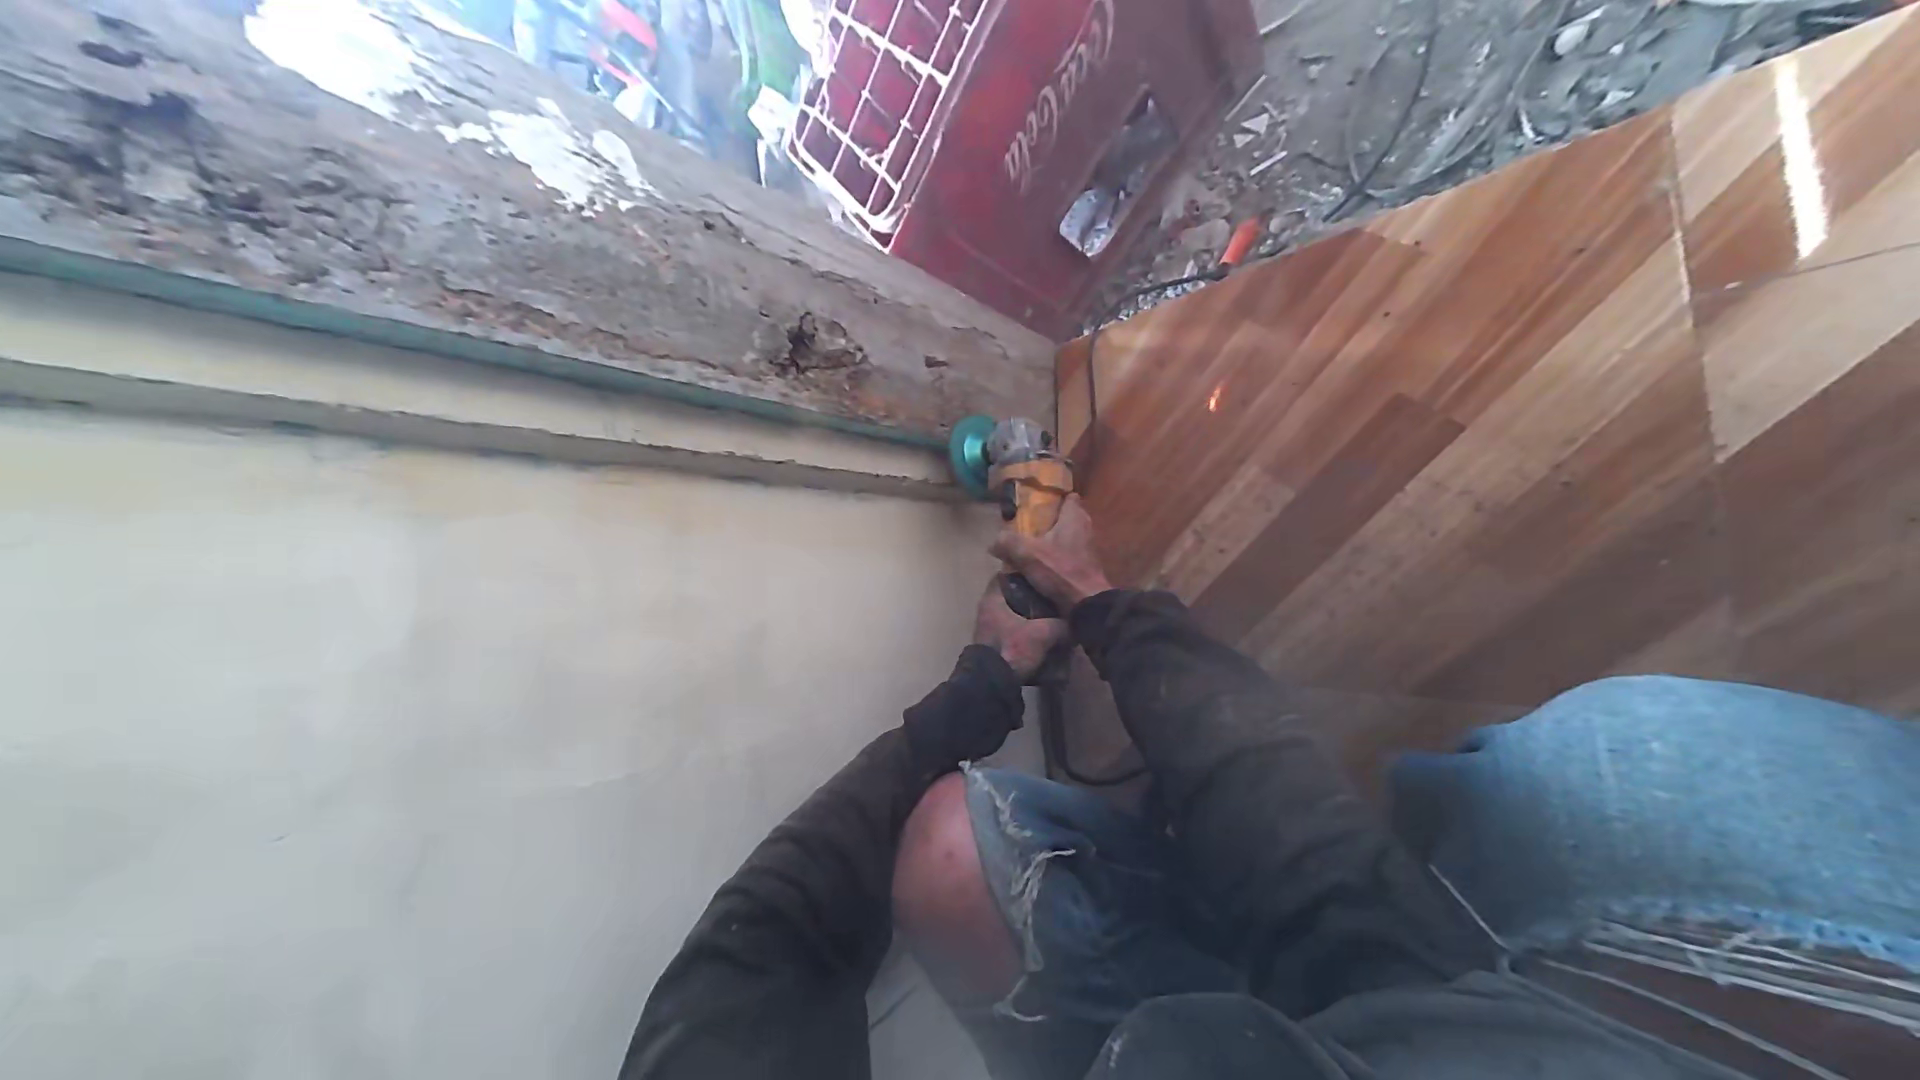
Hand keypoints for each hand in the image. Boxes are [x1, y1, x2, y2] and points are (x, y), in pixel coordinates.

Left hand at [973, 577, 1067, 680]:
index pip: (1005, 575)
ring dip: (1031, 617)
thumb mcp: (1043, 634)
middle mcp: (988, 610)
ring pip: (1014, 615)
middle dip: (1032, 597)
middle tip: (1053, 597)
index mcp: (993, 599)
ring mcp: (990, 629)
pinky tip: (1045, 637)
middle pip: (1012, 596)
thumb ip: (1060, 625)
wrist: (993, 684)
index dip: (1023, 572)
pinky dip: (1027, 632)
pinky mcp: (995, 645)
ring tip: (1054, 618)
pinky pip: (1014, 632)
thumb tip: (1073, 624)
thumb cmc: (1012, 649)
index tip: (1042, 574)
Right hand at [989, 494, 1112, 612]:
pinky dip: (1059, 557)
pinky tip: (1043, 566)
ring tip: (1032, 547)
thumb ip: (1008, 543)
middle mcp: (1086, 529)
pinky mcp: (1088, 567)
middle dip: (1052, 520)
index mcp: (1074, 518)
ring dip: (1054, 540)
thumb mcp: (1027, 554)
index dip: (1055, 497)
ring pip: (1069, 537)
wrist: (1086, 603)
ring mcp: (1089, 549)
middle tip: (1030, 526)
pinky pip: (1071, 555)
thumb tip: (993, 542)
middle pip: (1068, 518)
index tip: (1039, 502)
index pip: (1069, 498)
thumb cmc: (1060, 571)